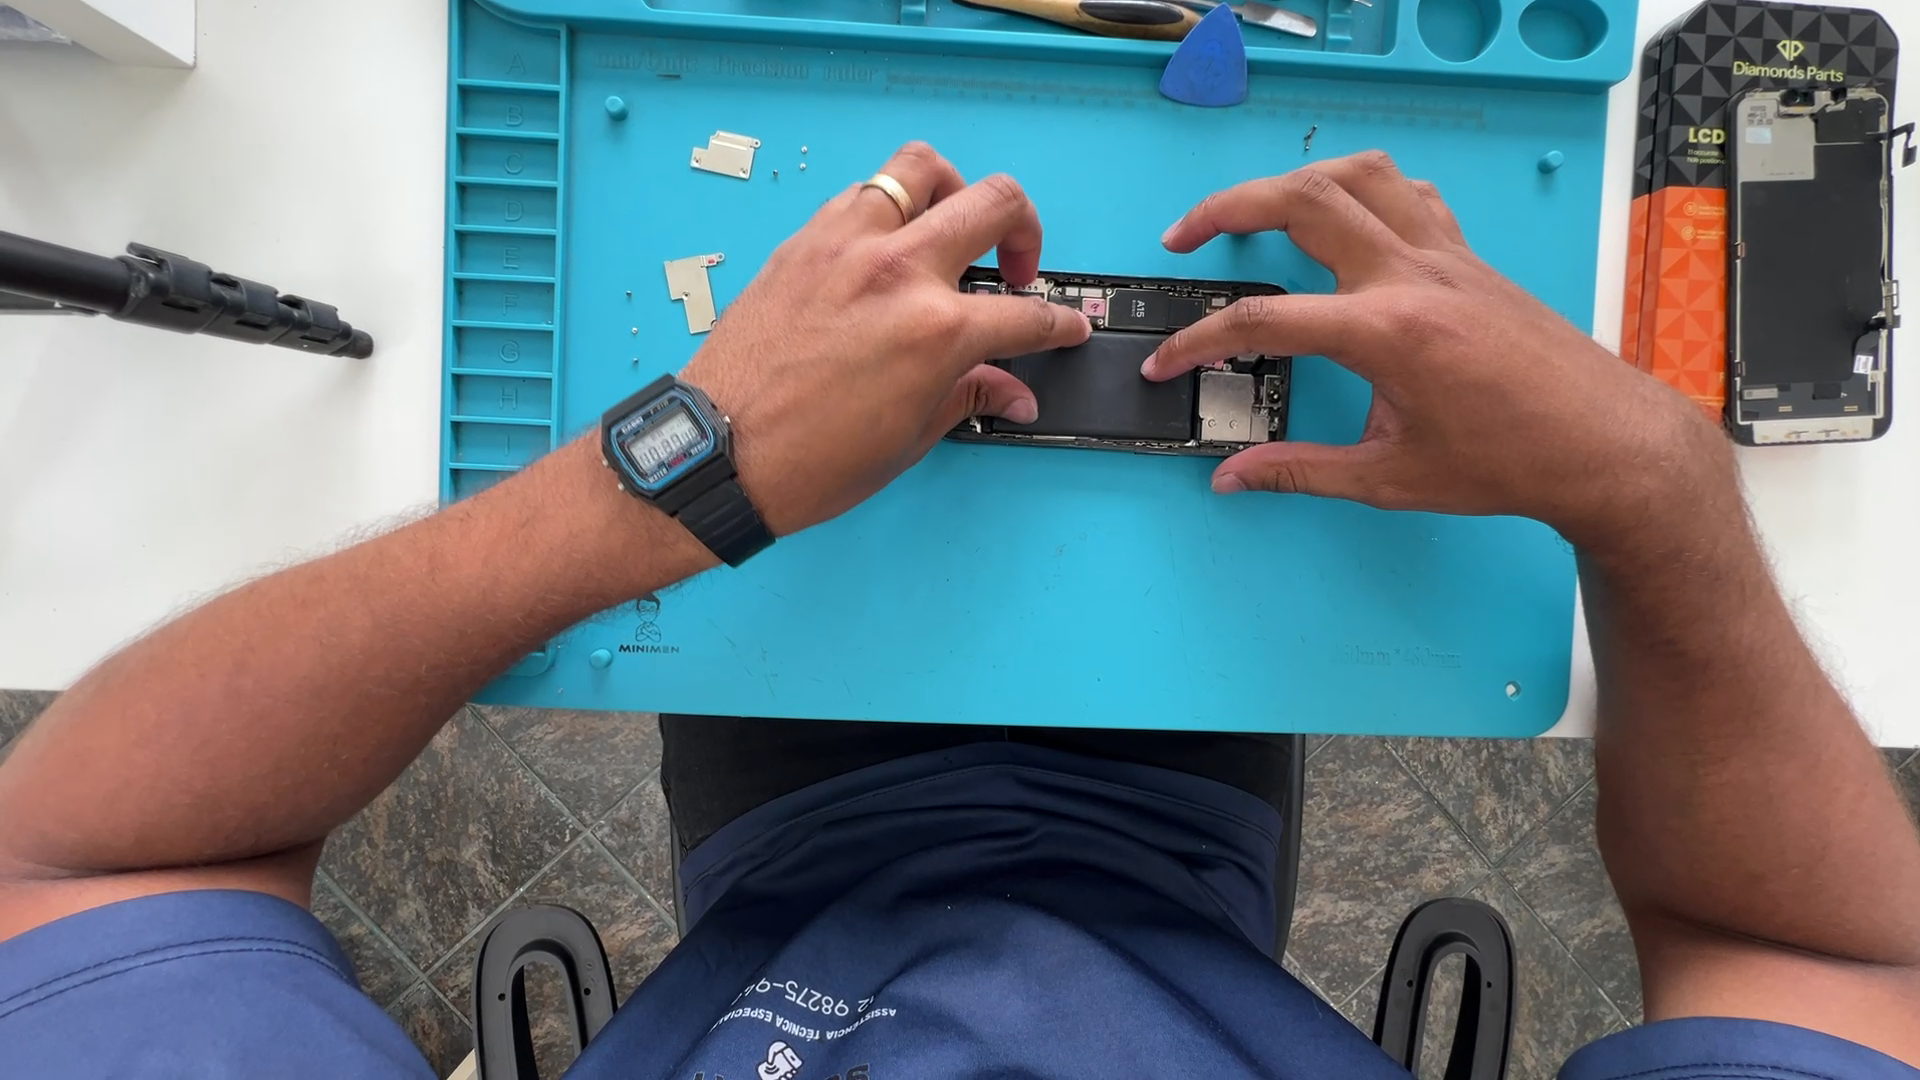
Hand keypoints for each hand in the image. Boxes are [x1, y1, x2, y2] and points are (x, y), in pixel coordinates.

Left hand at [679, 142, 1090, 535]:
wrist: (722, 455)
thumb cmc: (811, 462)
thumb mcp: (909, 437)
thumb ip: (970, 397)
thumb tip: (1015, 394)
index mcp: (936, 333)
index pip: (1025, 315)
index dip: (1059, 323)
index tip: (1067, 326)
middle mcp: (898, 272)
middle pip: (995, 203)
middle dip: (1027, 232)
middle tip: (1020, 269)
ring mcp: (847, 246)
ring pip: (923, 169)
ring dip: (956, 192)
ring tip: (953, 232)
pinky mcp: (805, 242)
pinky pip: (864, 194)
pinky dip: (892, 209)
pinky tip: (891, 248)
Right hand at [1141, 151, 1731, 549]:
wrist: (1608, 446)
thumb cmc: (1507, 462)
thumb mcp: (1385, 476)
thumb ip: (1294, 472)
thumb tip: (1230, 478)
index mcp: (1387, 332)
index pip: (1262, 319)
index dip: (1196, 342)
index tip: (1164, 363)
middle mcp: (1414, 276)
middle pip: (1303, 201)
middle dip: (1226, 209)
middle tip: (1181, 237)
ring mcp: (1446, 256)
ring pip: (1359, 174)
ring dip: (1293, 182)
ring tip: (1251, 209)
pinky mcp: (1467, 258)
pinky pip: (1407, 193)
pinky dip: (1359, 190)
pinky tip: (1339, 219)